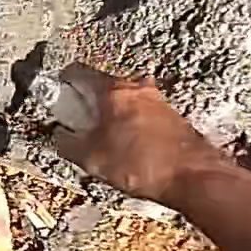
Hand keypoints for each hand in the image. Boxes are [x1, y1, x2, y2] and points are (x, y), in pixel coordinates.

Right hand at [50, 64, 233, 205]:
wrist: (194, 177)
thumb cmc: (141, 164)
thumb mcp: (91, 159)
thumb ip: (68, 144)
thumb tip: (59, 136)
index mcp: (114, 91)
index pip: (79, 73)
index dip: (62, 84)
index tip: (56, 99)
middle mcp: (137, 88)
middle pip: (103, 87)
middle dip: (88, 104)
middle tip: (80, 128)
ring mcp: (158, 101)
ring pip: (124, 101)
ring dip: (111, 116)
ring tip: (105, 143)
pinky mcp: (172, 117)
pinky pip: (141, 115)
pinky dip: (130, 126)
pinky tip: (129, 150)